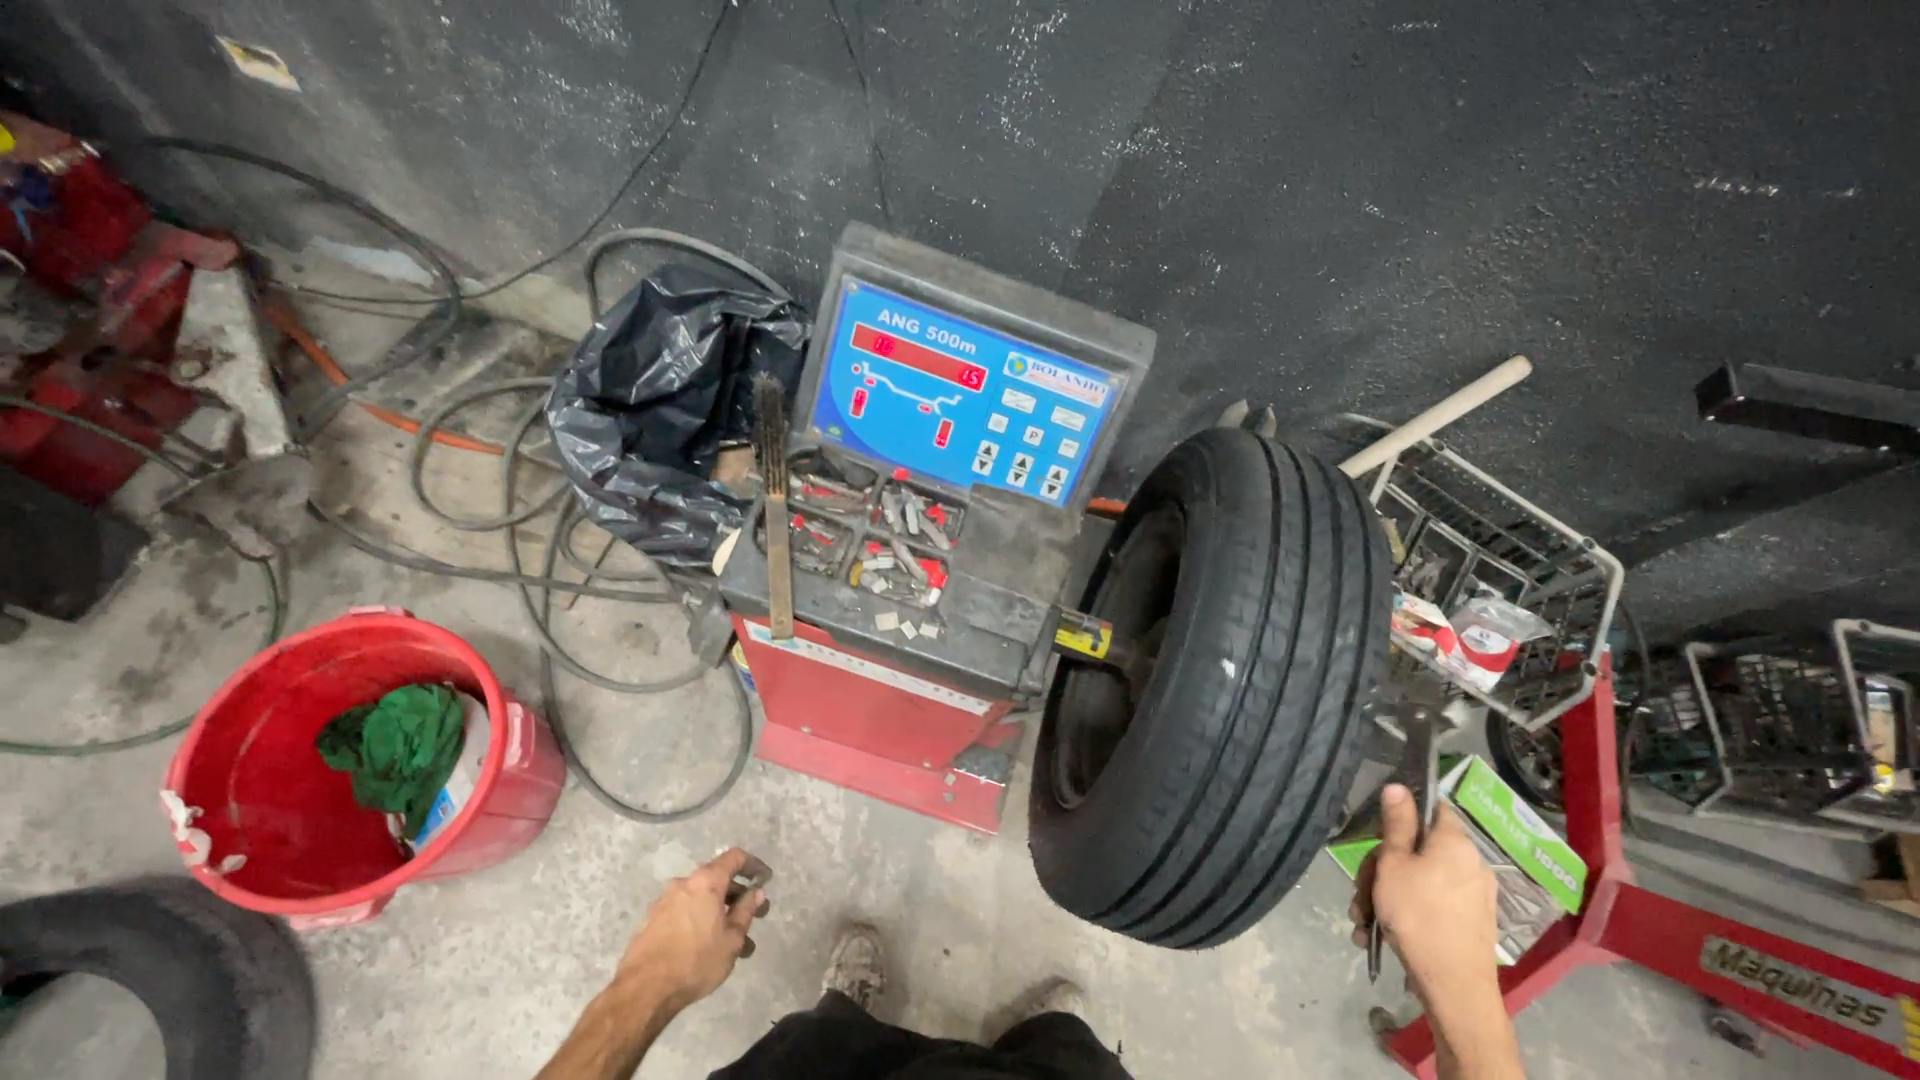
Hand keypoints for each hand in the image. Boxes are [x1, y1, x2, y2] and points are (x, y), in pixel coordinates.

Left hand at [615, 848, 769, 1011]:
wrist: (644, 990)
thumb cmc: (696, 961)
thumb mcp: (732, 939)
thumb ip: (746, 911)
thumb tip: (756, 892)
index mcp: (705, 881)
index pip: (735, 858)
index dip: (754, 865)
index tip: (765, 879)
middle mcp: (684, 883)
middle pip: (717, 880)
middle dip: (739, 897)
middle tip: (755, 917)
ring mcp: (665, 901)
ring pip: (701, 900)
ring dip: (720, 914)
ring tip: (735, 943)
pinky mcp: (653, 920)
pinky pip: (685, 912)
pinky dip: (701, 921)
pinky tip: (709, 947)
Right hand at [1349, 784, 1499, 1011]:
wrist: (1453, 985)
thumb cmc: (1418, 914)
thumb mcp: (1394, 864)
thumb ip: (1397, 824)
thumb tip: (1399, 786)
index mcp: (1455, 843)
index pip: (1433, 808)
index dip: (1403, 814)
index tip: (1378, 836)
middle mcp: (1471, 864)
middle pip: (1418, 849)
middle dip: (1381, 868)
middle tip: (1361, 891)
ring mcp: (1473, 896)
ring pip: (1418, 881)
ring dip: (1385, 896)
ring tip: (1363, 920)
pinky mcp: (1469, 922)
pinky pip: (1430, 905)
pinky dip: (1404, 914)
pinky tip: (1378, 935)